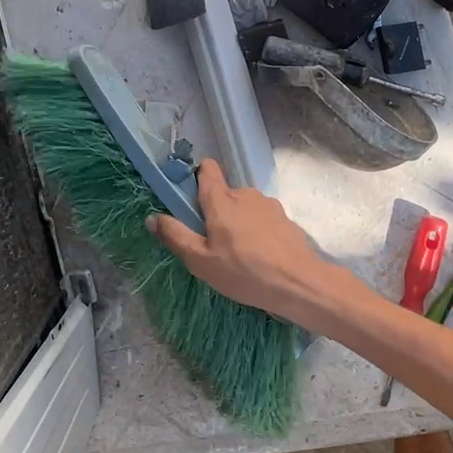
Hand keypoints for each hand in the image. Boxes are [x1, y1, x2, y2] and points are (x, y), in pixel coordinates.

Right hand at [147, 159, 354, 323]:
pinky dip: (257, 232)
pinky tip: (260, 257)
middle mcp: (245, 193)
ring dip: (238, 223)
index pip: (207, 168)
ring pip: (244, 208)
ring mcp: (268, 205)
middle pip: (224, 194)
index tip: (191, 202)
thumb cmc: (245, 272)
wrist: (299, 284)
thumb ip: (175, 236)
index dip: (197, 178)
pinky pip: (262, 219)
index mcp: (222, 199)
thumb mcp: (201, 261)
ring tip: (240, 256)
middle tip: (214, 245)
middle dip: (217, 213)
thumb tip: (153, 217)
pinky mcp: (285, 219)